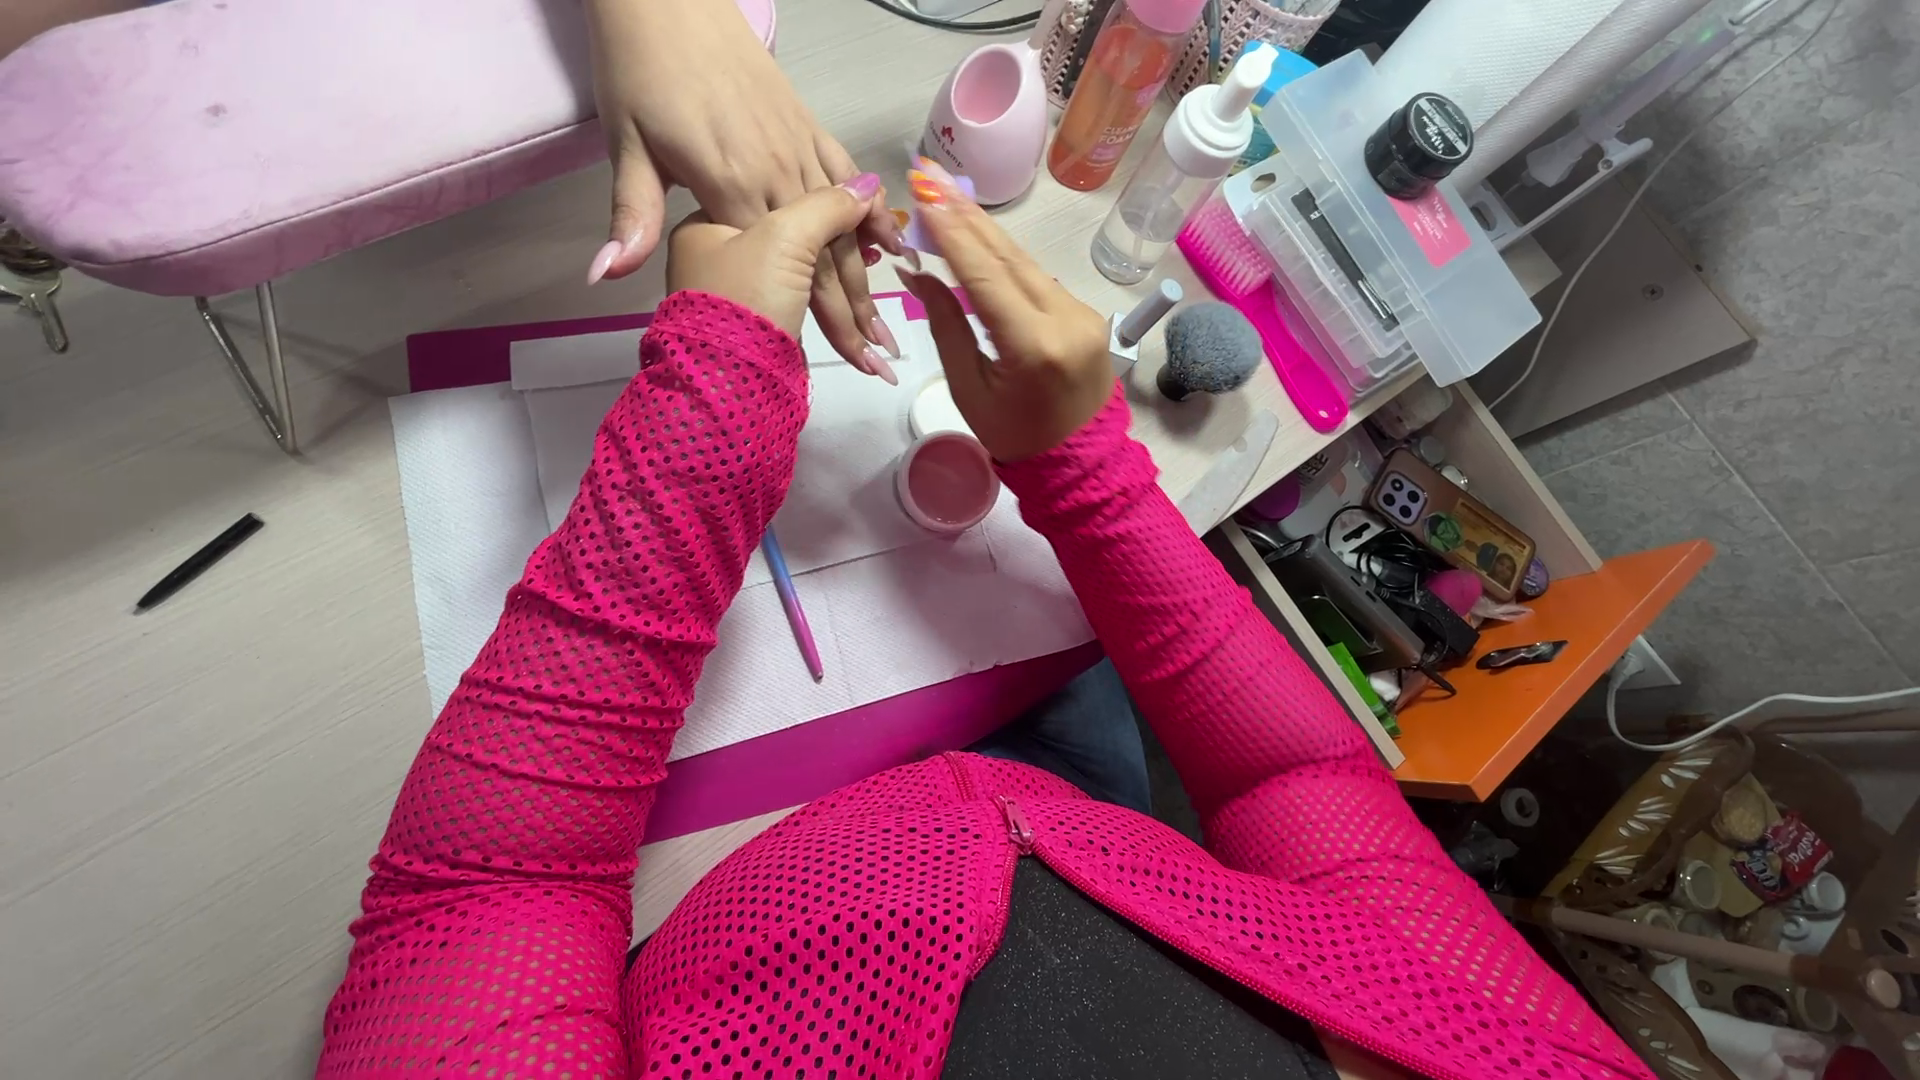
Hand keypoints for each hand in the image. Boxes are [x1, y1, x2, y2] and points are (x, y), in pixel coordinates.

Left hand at [582, 0, 904, 381]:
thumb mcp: (626, 146)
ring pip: (844, 222)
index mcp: (733, 187)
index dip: (823, 318)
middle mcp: (777, 172)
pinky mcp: (807, 125)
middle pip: (826, 254)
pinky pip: (846, 173)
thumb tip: (608, 276)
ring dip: (867, 275)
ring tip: (887, 322)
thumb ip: (634, 216)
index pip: (790, 267)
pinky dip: (871, 209)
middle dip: (855, 312)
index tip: (850, 359)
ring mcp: (798, 146)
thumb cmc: (639, 73)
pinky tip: (890, 240)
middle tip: (881, 357)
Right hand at [897, 160, 1112, 462]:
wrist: (1078, 461)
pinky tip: (980, 238)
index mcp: (1033, 345)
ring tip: (947, 194)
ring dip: (985, 232)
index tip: (925, 192)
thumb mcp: (969, 389)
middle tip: (930, 172)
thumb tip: (919, 272)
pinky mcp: (1087, 314)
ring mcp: (1083, 314)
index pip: (985, 275)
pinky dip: (1007, 259)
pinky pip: (1039, 280)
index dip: (951, 232)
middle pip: (1008, 256)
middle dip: (966, 214)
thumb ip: (947, 326)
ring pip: (1025, 263)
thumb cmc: (1013, 436)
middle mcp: (1066, 319)